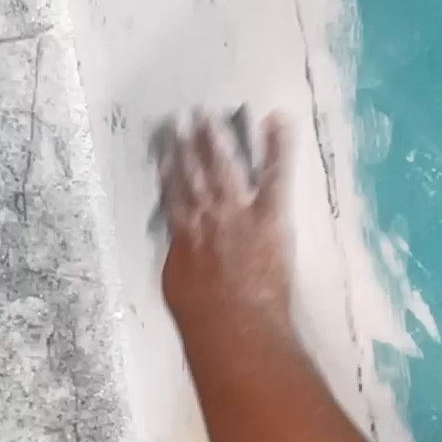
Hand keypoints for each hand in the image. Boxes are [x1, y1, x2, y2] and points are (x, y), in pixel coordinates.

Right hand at [157, 110, 293, 346]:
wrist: (233, 325)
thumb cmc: (201, 316)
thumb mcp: (175, 284)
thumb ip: (178, 256)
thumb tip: (178, 243)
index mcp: (183, 235)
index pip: (173, 194)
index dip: (169, 169)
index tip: (164, 149)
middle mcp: (206, 217)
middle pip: (194, 174)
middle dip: (188, 144)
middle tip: (183, 117)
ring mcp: (238, 213)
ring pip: (225, 169)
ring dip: (218, 139)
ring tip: (211, 116)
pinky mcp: (269, 216)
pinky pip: (274, 175)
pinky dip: (277, 146)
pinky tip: (277, 120)